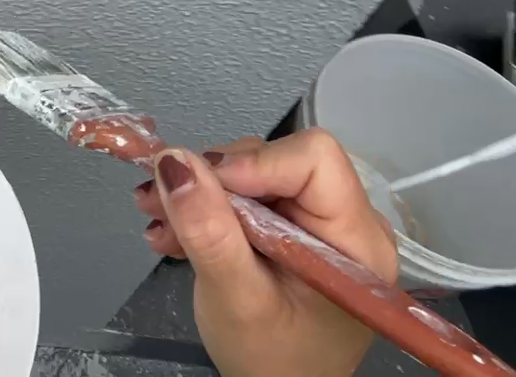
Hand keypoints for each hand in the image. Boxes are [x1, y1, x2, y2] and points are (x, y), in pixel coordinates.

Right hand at [132, 129, 396, 376]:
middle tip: (160, 202)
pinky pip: (241, 191)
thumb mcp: (236, 300)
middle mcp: (343, 219)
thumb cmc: (272, 362)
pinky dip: (201, 204)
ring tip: (161, 223)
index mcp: (355, 240)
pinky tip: (173, 229)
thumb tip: (174, 162)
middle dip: (210, 179)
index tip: (202, 186)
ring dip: (196, 192)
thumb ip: (209, 232)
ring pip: (247, 171)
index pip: (313, 159)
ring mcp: (315, 220)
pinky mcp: (290, 224)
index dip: (254, 163)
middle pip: (272, 159)